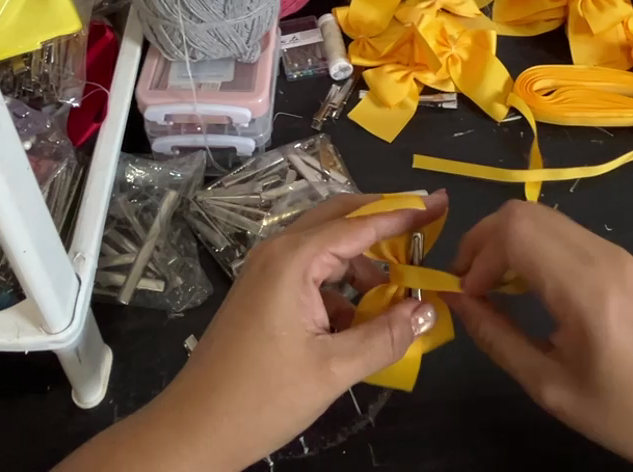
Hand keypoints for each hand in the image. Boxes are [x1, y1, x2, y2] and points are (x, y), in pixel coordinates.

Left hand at [58, 190, 447, 471]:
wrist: (194, 429)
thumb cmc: (262, 396)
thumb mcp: (333, 369)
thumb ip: (385, 335)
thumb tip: (428, 309)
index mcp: (293, 258)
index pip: (359, 223)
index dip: (402, 213)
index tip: (438, 202)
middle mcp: (279, 250)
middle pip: (339, 219)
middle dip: (382, 223)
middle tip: (423, 228)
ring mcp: (268, 269)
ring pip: (327, 248)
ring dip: (363, 263)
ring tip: (398, 295)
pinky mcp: (265, 291)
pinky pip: (312, 273)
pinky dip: (341, 287)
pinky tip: (361, 322)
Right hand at [449, 201, 632, 471]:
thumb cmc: (629, 415)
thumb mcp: (552, 388)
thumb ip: (496, 338)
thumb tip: (455, 300)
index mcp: (587, 290)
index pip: (514, 233)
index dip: (477, 255)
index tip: (465, 294)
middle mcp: (601, 256)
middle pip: (522, 212)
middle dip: (483, 239)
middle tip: (468, 281)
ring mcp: (614, 251)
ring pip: (540, 214)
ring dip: (505, 238)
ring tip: (491, 282)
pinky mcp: (619, 256)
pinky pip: (560, 229)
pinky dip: (529, 242)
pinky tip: (525, 281)